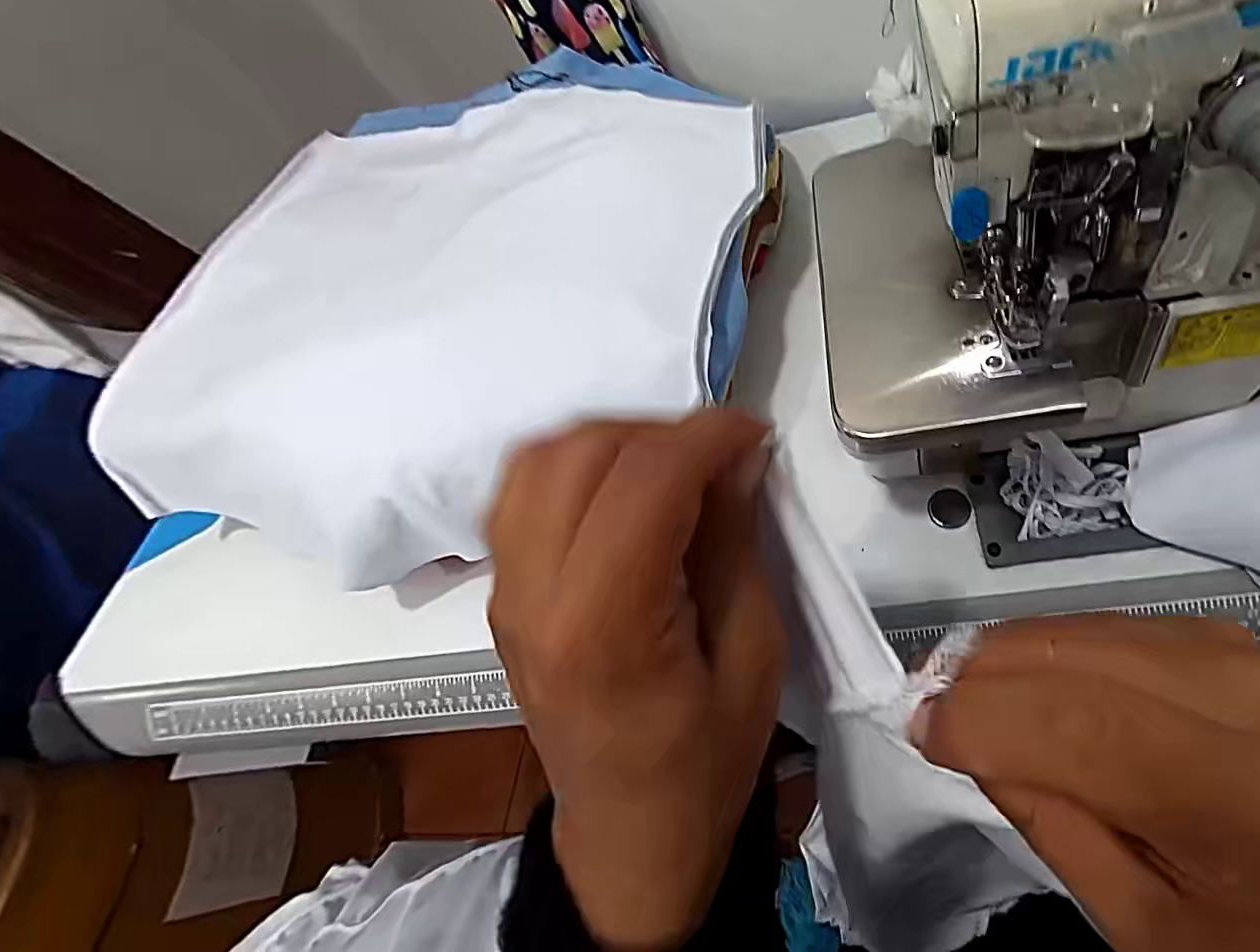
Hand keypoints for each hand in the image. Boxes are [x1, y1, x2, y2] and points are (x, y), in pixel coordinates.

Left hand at [486, 412, 782, 950]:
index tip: (755, 433)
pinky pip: (523, 488)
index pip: (644, 484)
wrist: (632, 827)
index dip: (707, 438)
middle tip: (722, 454)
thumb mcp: (754, 649)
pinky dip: (579, 461)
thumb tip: (739, 459)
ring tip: (677, 463)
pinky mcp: (504, 590)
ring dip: (618, 438)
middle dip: (664, 431)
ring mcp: (506, 591)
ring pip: (540, 457)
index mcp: (605, 626)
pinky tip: (628, 485)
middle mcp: (535, 597)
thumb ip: (738, 543)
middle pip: (582, 455)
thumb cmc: (707, 754)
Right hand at [913, 616, 1259, 951]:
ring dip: (1009, 653)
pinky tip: (1027, 677)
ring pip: (1078, 626)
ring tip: (969, 690)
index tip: (920, 724)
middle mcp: (1243, 695)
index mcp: (1243, 797)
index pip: (1082, 725)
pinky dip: (1048, 646)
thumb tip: (975, 736)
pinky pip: (1101, 623)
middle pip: (1074, 656)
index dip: (984, 715)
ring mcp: (1232, 649)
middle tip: (931, 702)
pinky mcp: (1217, 630)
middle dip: (983, 673)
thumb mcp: (1145, 926)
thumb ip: (1052, 821)